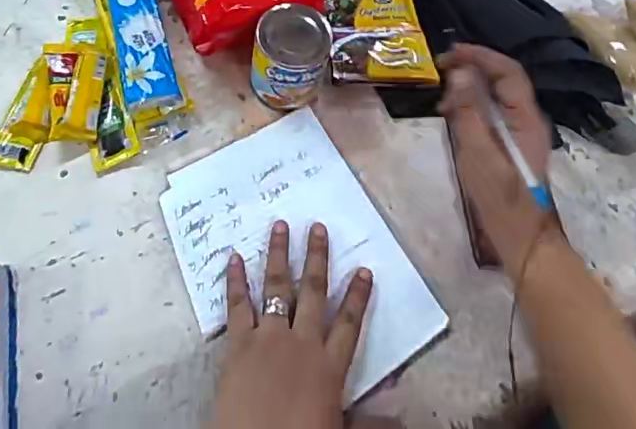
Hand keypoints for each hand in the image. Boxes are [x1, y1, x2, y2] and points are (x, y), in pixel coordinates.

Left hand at [209, 221, 372, 428]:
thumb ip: (366, 421)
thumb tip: (400, 419)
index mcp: (328, 368)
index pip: (349, 324)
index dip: (358, 296)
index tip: (364, 270)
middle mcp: (301, 344)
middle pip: (313, 293)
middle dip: (317, 258)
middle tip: (318, 227)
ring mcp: (269, 340)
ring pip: (277, 287)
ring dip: (279, 255)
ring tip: (280, 226)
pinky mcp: (239, 345)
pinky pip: (238, 306)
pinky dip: (235, 281)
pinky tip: (234, 258)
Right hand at [438, 45, 558, 273]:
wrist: (523, 243)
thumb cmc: (502, 199)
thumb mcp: (478, 154)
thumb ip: (468, 112)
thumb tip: (460, 73)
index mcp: (525, 118)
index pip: (508, 71)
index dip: (481, 56)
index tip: (452, 51)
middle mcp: (526, 120)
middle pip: (502, 79)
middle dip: (473, 66)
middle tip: (442, 67)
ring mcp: (519, 133)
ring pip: (496, 95)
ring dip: (470, 85)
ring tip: (442, 92)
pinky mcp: (510, 146)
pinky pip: (491, 112)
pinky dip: (471, 104)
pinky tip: (452, 114)